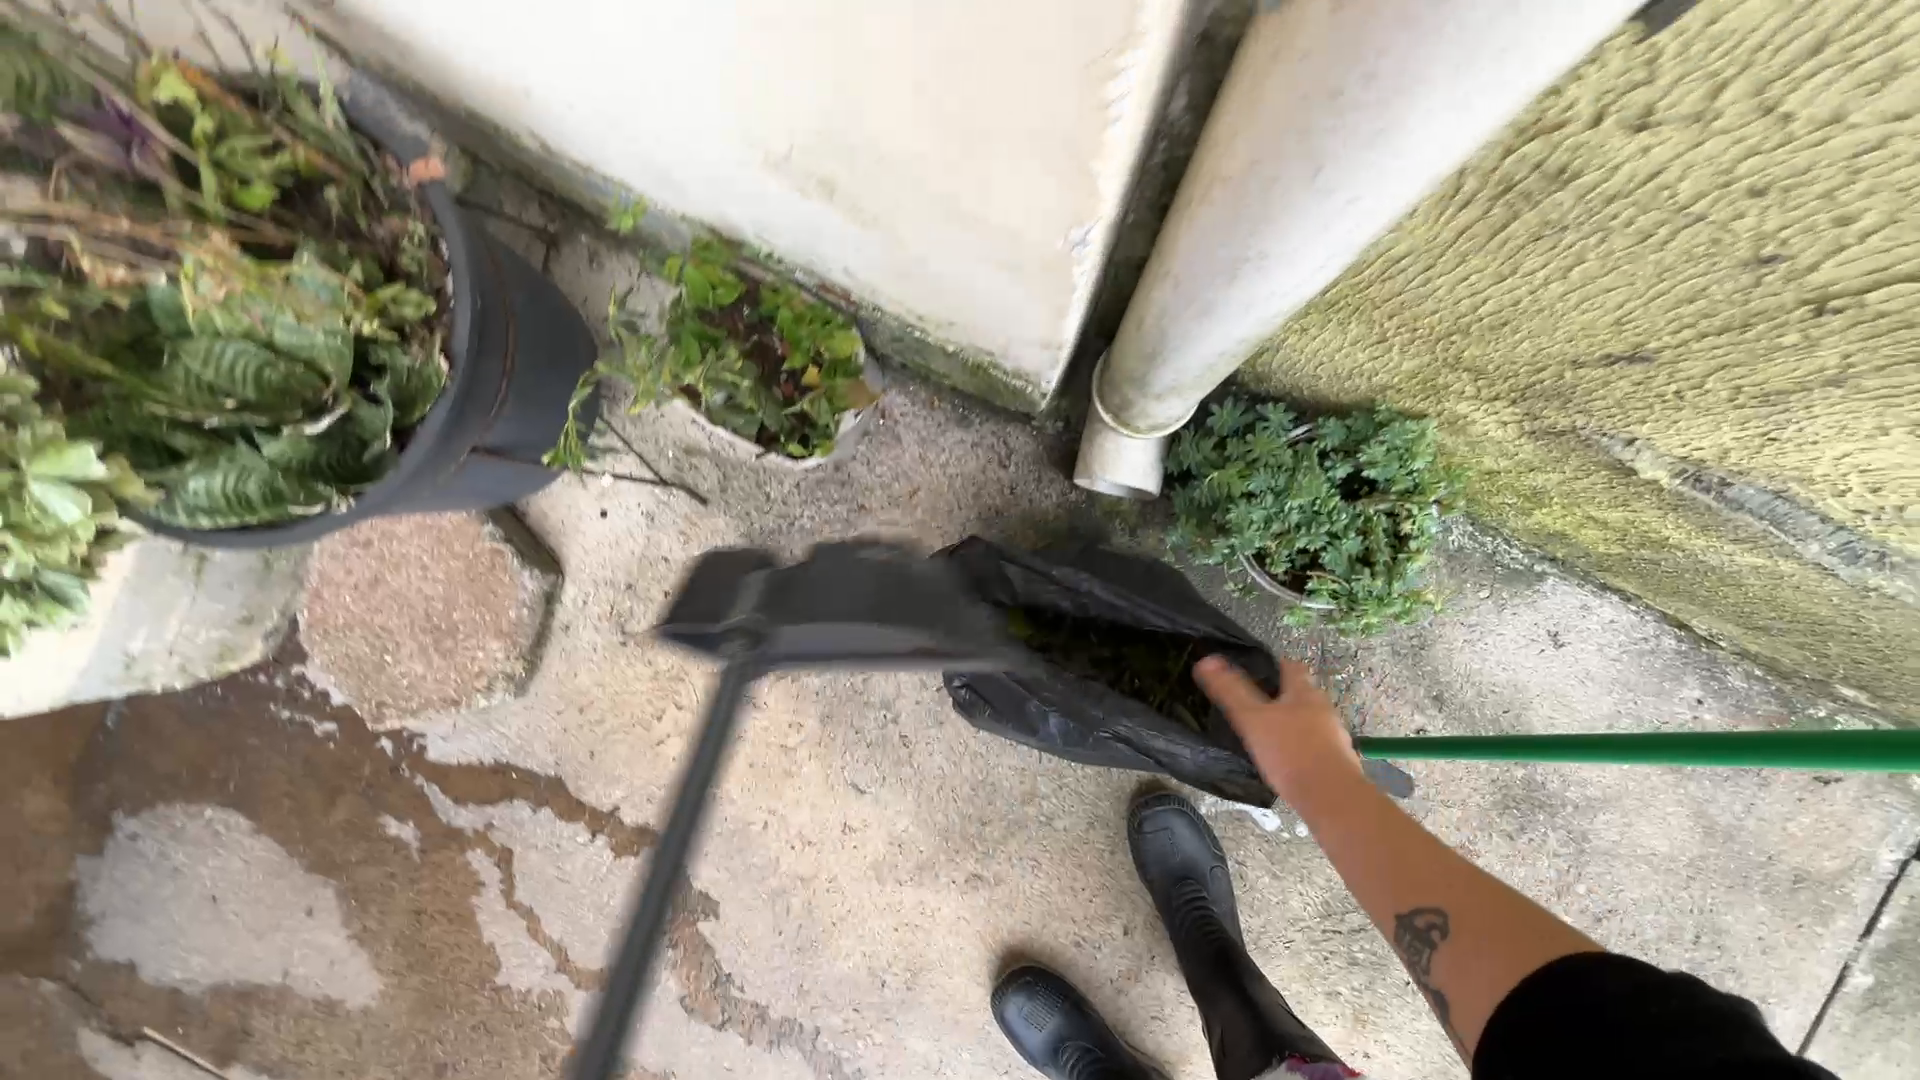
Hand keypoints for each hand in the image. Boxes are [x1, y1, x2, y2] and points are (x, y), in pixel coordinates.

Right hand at [1193, 655, 1364, 804]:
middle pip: (1303, 694)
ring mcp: (1335, 736)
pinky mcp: (1338, 761)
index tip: (1258, 672)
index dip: (1276, 665)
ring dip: (1293, 724)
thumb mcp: (1251, 719)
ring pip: (1311, 721)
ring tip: (1268, 735)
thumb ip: (1230, 691)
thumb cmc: (1290, 752)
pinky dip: (1301, 748)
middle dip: (1283, 697)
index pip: (1292, 666)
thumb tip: (1206, 661)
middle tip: (1256, 706)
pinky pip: (1316, 746)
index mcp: (1304, 693)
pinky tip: (1285, 762)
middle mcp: (1324, 709)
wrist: (1331, 797)